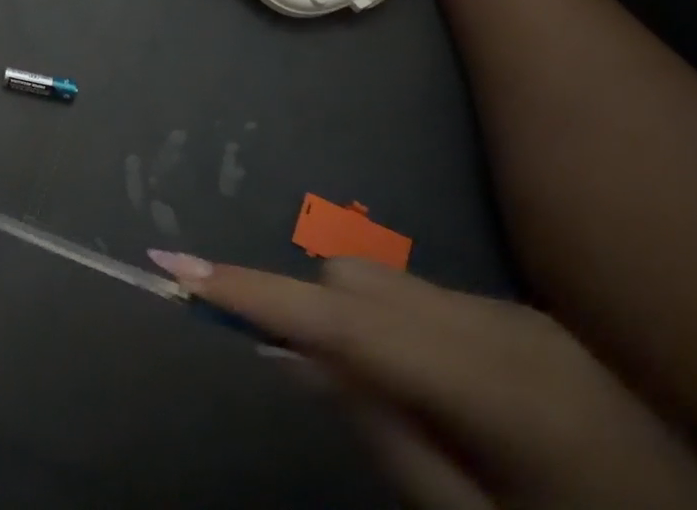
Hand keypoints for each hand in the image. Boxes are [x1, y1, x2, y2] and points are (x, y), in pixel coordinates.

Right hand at [150, 253, 696, 509]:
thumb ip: (379, 431)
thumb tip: (292, 354)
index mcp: (493, 384)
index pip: (344, 319)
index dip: (252, 291)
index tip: (172, 264)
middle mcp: (500, 325)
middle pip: (355, 277)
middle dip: (307, 306)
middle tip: (286, 364)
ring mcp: (517, 315)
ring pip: (382, 279)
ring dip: (345, 314)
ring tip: (364, 387)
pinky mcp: (524, 318)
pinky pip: (420, 297)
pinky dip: (385, 321)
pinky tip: (414, 382)